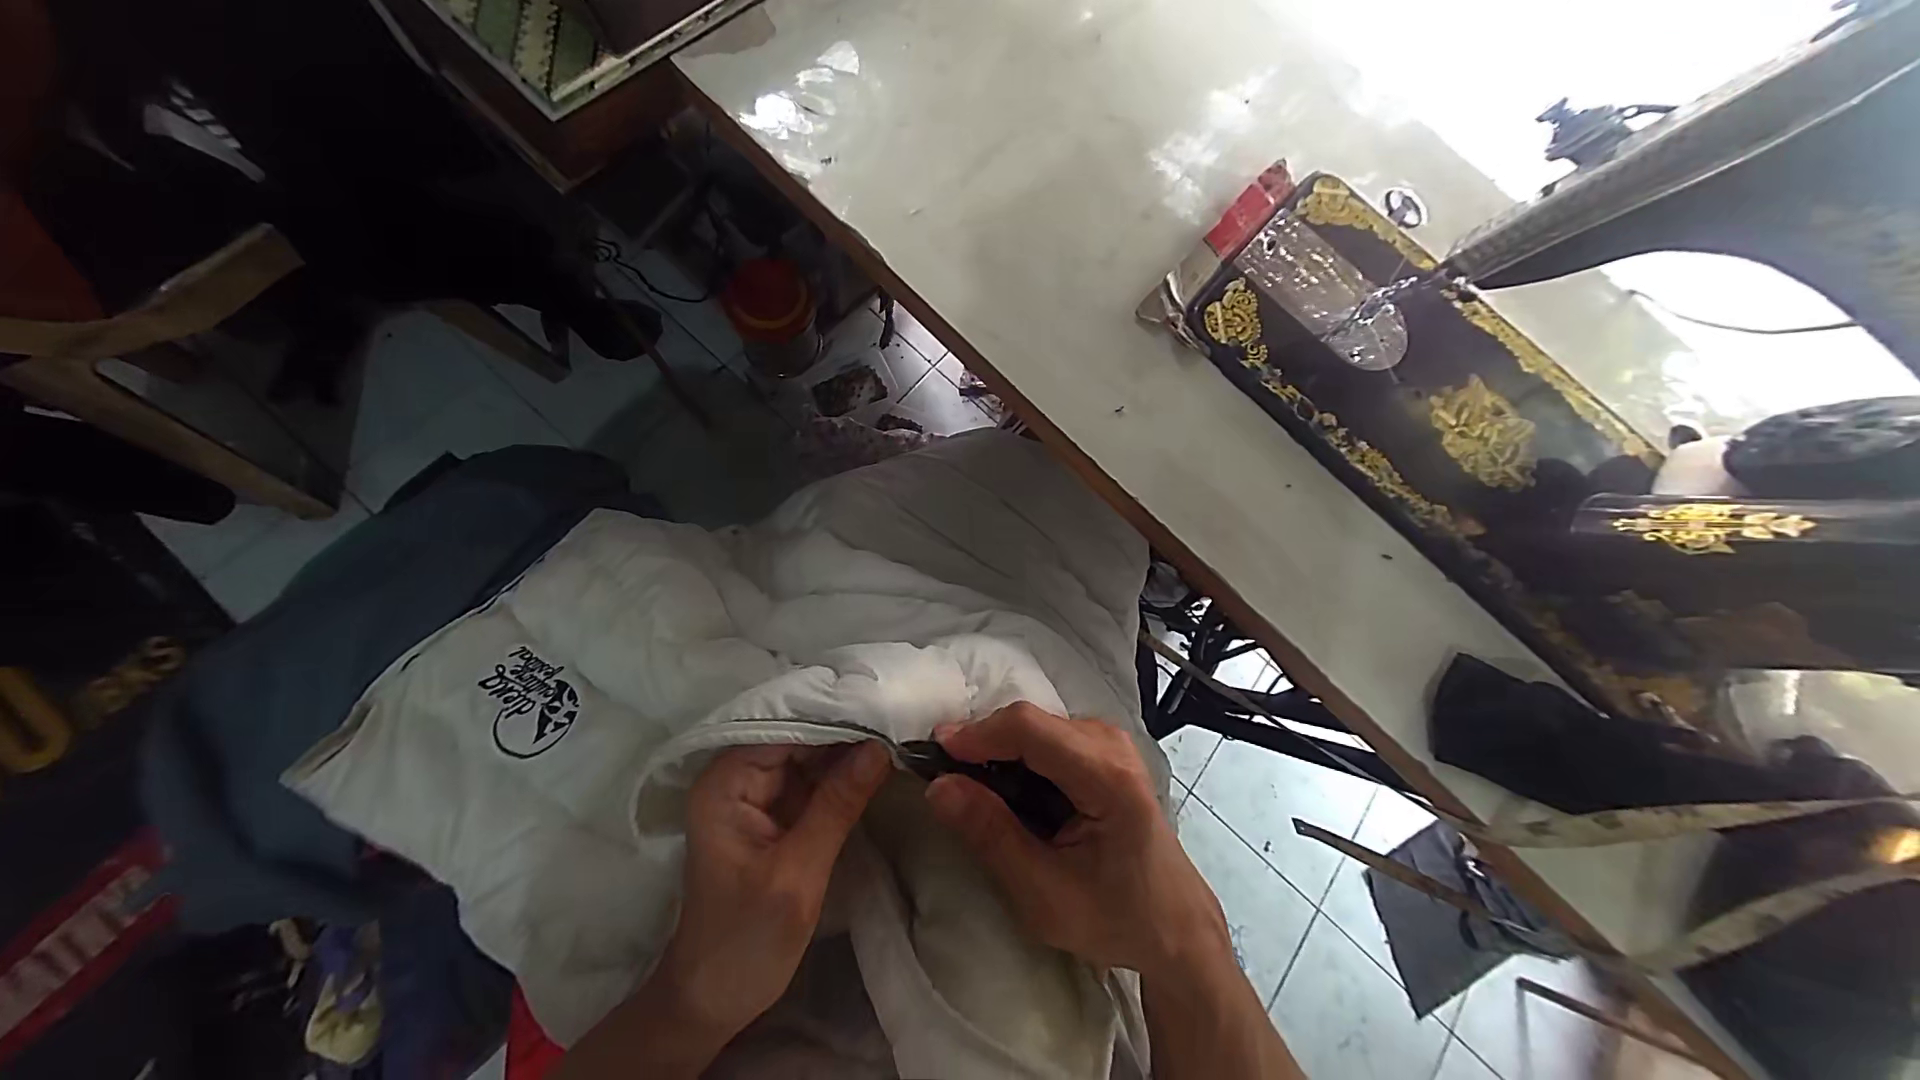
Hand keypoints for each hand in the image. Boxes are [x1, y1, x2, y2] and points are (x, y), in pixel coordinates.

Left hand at [653, 742, 889, 1046]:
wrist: (715, 1000)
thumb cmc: (745, 941)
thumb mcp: (797, 874)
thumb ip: (837, 805)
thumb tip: (880, 746)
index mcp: (726, 783)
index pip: (785, 728)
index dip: (833, 715)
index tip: (883, 703)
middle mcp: (738, 777)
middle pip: (799, 736)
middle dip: (846, 728)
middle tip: (899, 715)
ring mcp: (758, 794)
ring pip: (810, 755)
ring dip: (850, 748)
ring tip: (897, 728)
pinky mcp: (777, 813)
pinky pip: (814, 779)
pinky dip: (844, 773)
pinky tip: (878, 760)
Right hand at [922, 702, 1228, 980]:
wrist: (1175, 924)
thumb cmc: (1115, 916)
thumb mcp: (1043, 893)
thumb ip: (990, 835)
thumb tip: (939, 785)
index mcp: (1108, 777)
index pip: (1030, 728)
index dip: (977, 734)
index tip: (933, 754)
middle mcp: (1112, 744)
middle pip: (1030, 721)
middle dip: (981, 742)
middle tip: (945, 776)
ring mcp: (1111, 742)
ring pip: (1036, 724)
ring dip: (997, 749)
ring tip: (970, 786)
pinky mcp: (1105, 749)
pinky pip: (1048, 735)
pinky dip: (1017, 755)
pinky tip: (1005, 787)